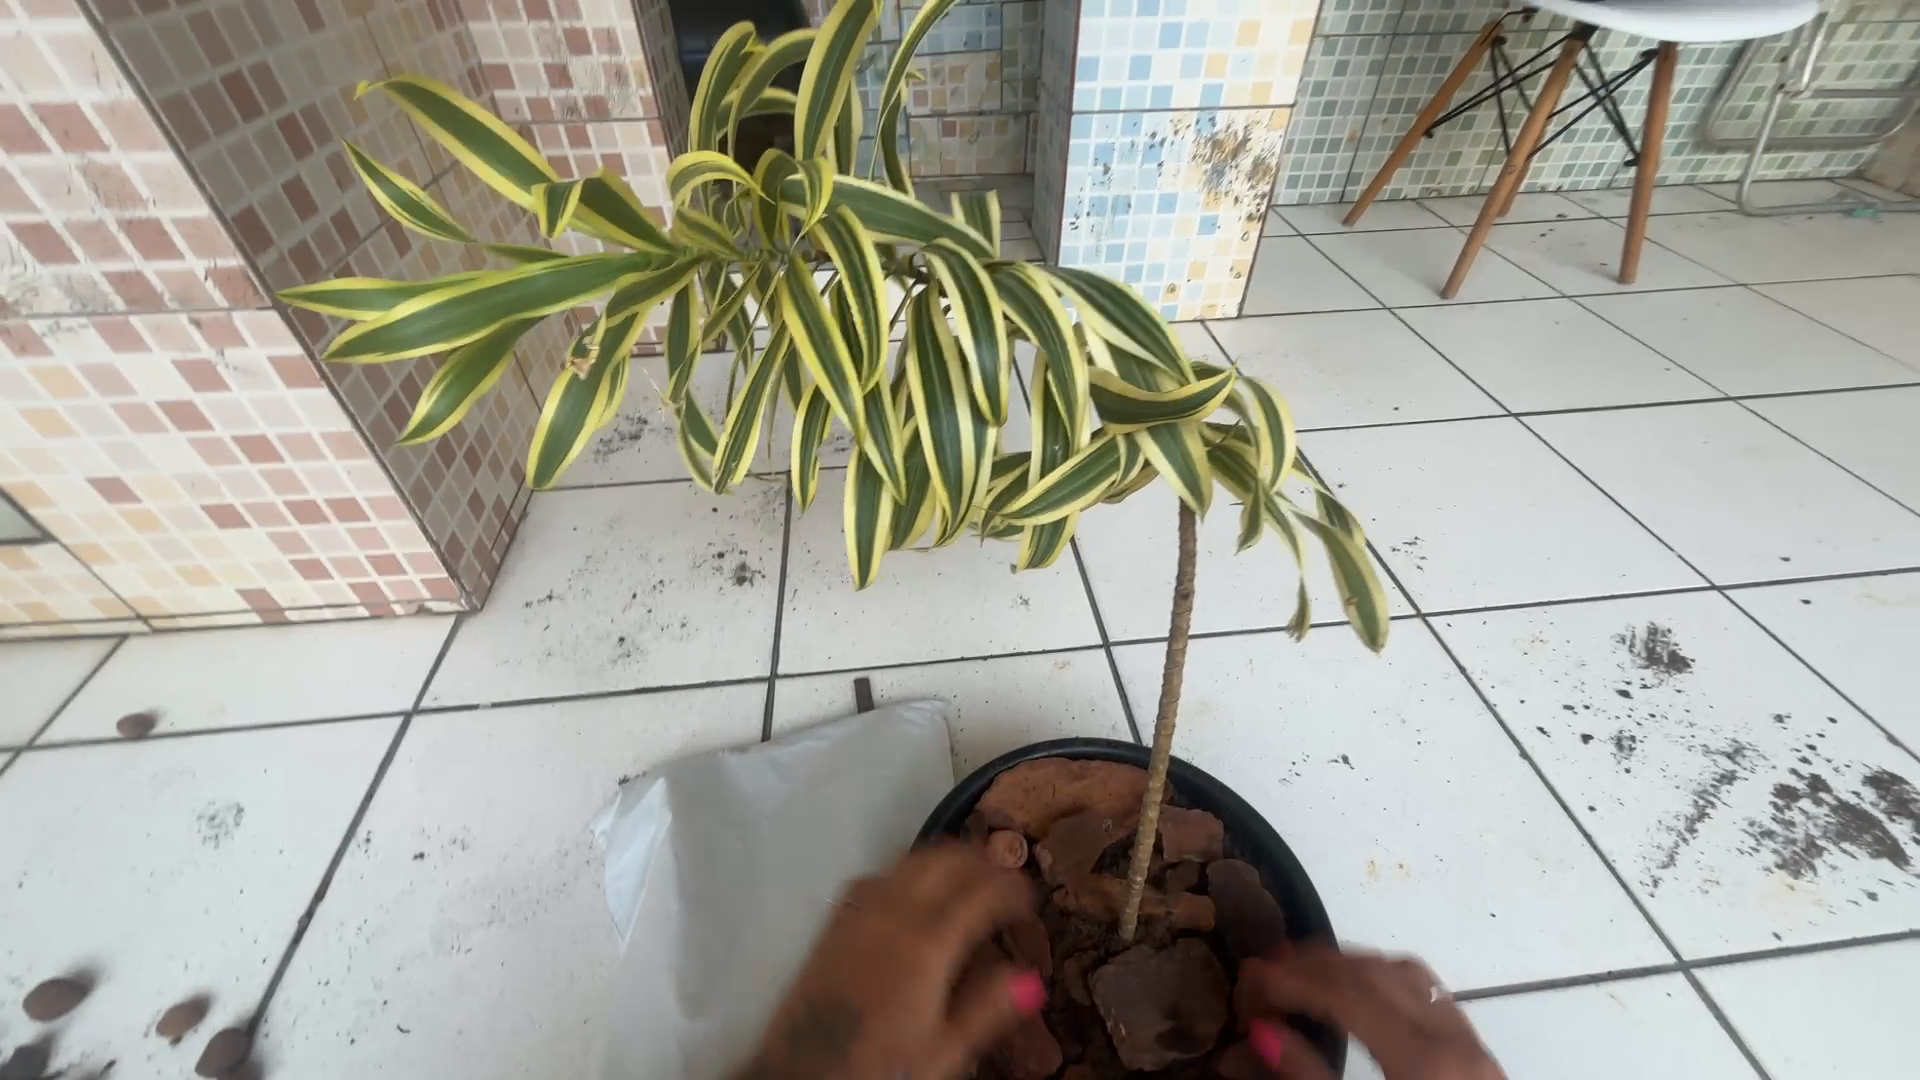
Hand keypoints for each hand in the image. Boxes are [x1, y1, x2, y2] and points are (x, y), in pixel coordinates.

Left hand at [736, 844, 1045, 1079]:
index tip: (1030, 896)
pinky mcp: (837, 916)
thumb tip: (1032, 978)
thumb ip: (987, 1009)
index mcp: (928, 942)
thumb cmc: (880, 1068)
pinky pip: (881, 873)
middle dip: (980, 860)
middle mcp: (895, 911)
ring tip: (967, 875)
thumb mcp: (942, 1052)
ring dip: (946, 858)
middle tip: (1004, 877)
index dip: (1011, 886)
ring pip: (912, 858)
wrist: (801, 1075)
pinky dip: (909, 868)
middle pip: (946, 859)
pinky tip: (914, 890)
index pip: (981, 892)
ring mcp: (861, 908)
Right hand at [1235, 946, 1503, 1079]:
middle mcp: (1452, 1039)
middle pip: (1370, 973)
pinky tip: (1358, 984)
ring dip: (1346, 961)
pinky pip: (1425, 986)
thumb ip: (1310, 1077)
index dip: (1291, 980)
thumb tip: (1262, 1029)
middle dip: (1311, 964)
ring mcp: (1471, 1041)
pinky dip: (1381, 972)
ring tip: (1303, 969)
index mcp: (1425, 1063)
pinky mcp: (1478, 1049)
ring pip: (1399, 970)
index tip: (1250, 978)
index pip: (1345, 995)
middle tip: (1266, 969)